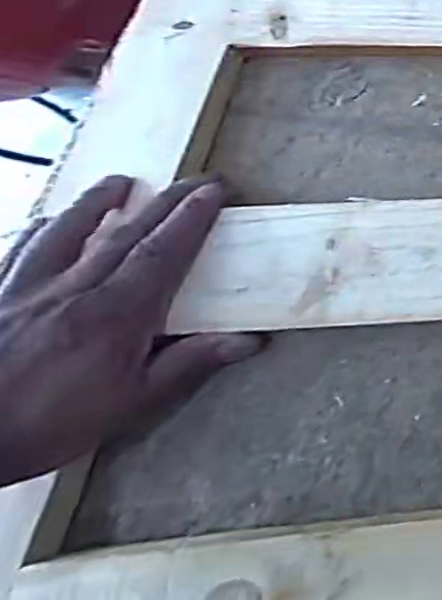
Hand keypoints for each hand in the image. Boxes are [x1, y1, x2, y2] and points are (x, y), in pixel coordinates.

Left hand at [0, 176, 263, 486]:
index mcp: (113, 312)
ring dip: (92, 207)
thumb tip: (252, 339)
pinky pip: (7, 261)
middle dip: (162, 202)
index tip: (214, 190)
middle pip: (121, 236)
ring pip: (57, 239)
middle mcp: (67, 293)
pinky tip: (40, 226)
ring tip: (116, 183)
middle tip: (191, 180)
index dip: (190, 217)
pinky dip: (30, 237)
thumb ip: (188, 365)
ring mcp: (15, 297)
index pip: (160, 252)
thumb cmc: (41, 427)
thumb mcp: (128, 404)